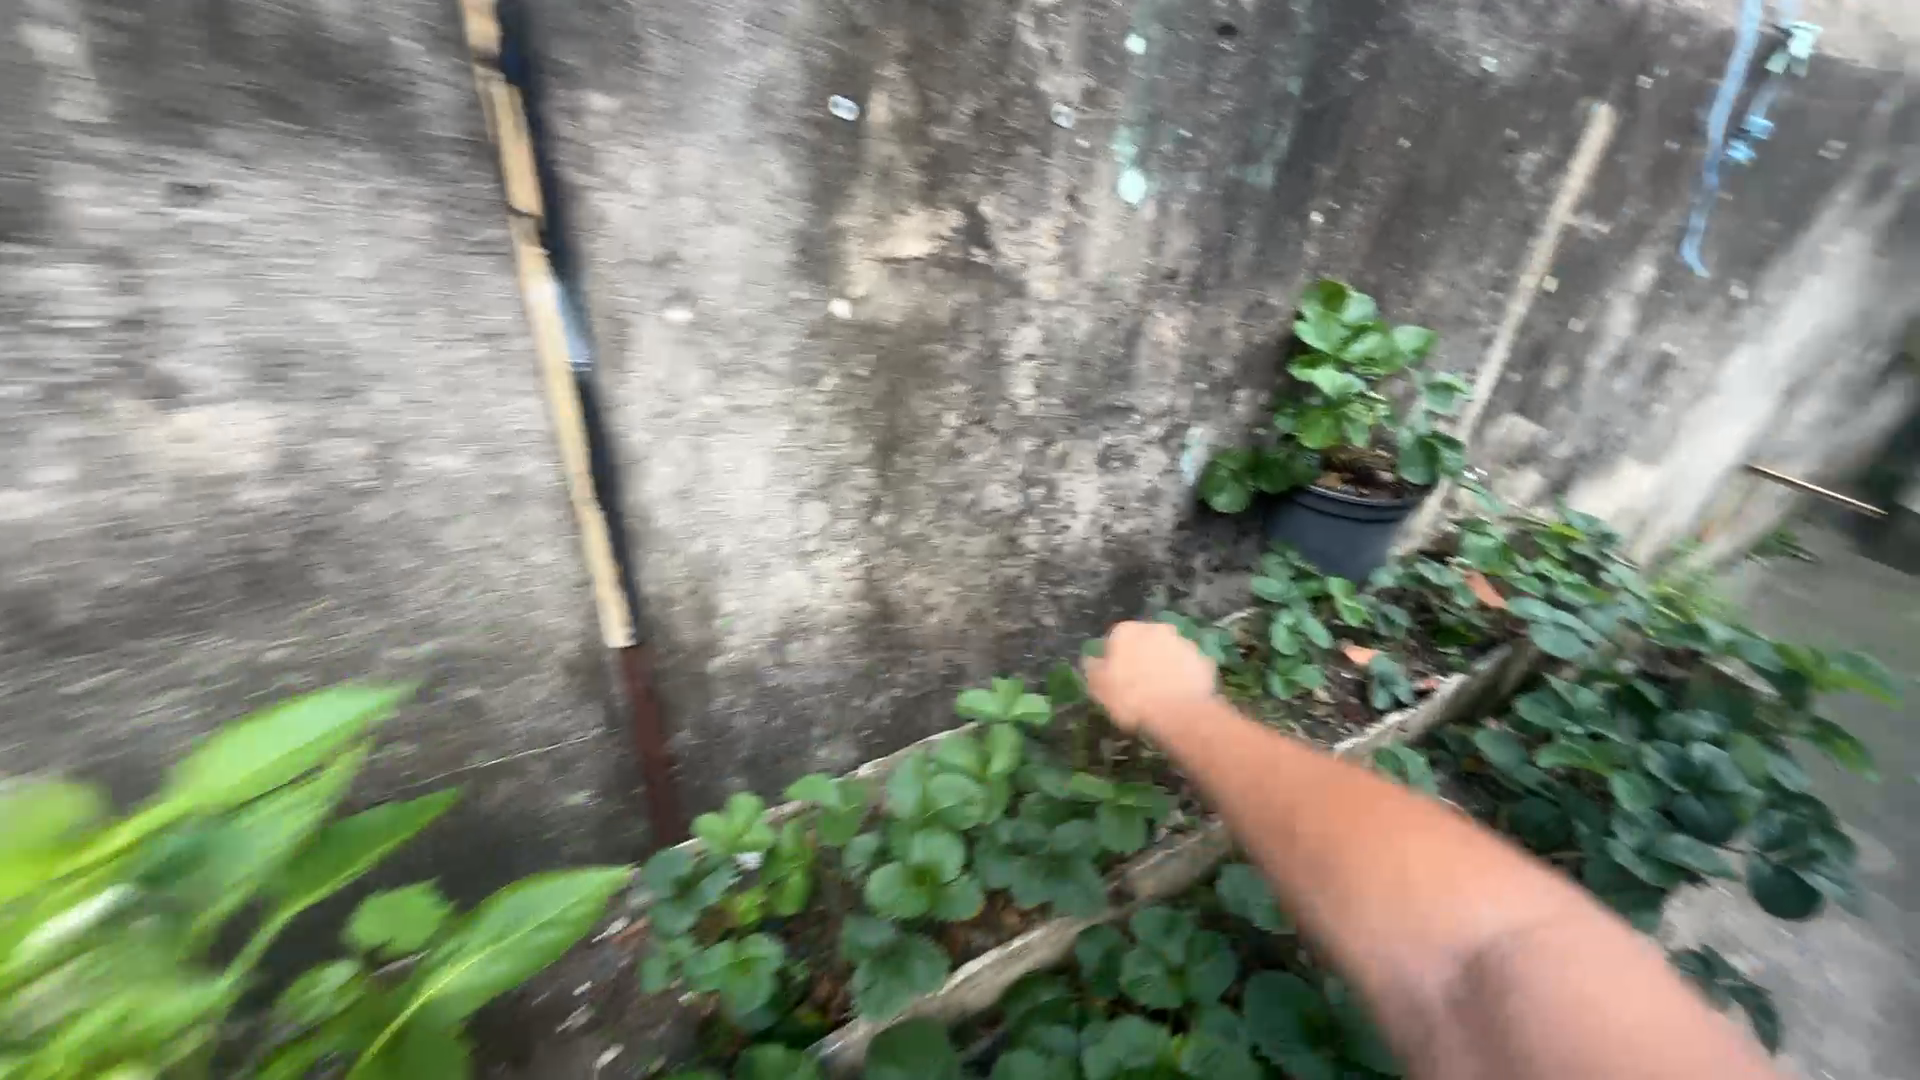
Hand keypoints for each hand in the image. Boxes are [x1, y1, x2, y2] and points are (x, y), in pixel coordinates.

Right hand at [1083, 621, 1218, 734]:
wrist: (1178, 714)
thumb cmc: (1131, 698)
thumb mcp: (1099, 688)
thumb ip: (1093, 669)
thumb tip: (1092, 660)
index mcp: (1126, 631)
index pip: (1115, 638)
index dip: (1115, 658)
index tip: (1115, 677)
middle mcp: (1155, 628)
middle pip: (1144, 641)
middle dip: (1141, 656)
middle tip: (1138, 683)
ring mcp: (1182, 642)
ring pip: (1168, 651)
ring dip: (1164, 664)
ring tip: (1160, 691)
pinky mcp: (1203, 660)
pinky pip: (1188, 666)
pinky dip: (1183, 675)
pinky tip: (1179, 695)